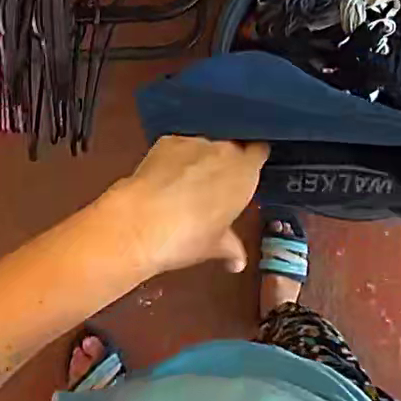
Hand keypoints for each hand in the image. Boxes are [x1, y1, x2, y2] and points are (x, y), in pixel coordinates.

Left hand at [102, 135, 268, 277]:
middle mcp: (225, 150)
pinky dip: (174, 159)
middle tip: (214, 187)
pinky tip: (163, 179)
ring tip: (184, 185)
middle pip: (232, 147)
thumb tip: (237, 260)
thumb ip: (231, 246)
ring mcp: (195, 141)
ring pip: (205, 147)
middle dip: (225, 163)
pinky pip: (178, 147)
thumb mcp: (215, 246)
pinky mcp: (168, 140)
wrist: (141, 222)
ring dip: (199, 160)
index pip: (259, 152)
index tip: (246, 174)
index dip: (253, 161)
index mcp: (245, 172)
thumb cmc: (187, 237)